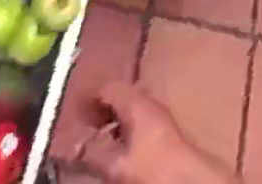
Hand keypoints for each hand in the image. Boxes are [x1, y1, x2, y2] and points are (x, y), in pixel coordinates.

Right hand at [68, 84, 238, 183]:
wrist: (191, 181)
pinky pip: (139, 118)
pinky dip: (124, 127)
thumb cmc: (153, 168)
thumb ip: (91, 156)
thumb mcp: (117, 166)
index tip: (71, 113)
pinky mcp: (165, 128)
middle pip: (118, 94)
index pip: (106, 87)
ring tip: (97, 138)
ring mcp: (158, 112)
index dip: (87, 99)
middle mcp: (147, 99)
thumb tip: (70, 150)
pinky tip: (119, 147)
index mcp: (134, 100)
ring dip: (111, 119)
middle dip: (99, 108)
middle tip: (83, 125)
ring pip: (129, 107)